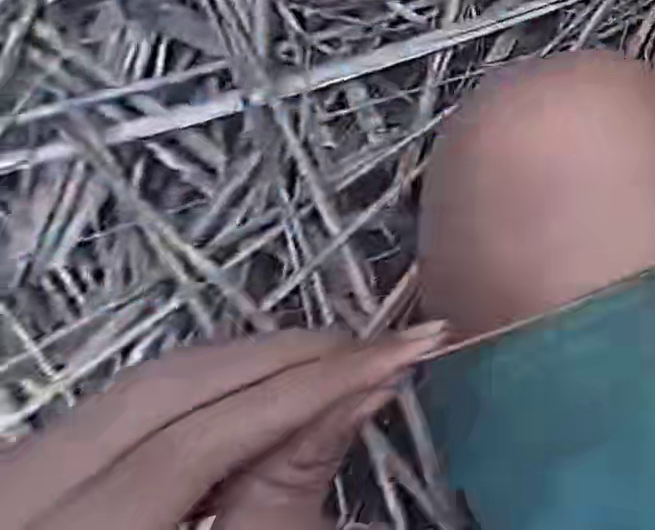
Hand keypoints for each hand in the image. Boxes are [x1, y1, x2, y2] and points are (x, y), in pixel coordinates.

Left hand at [1, 323, 447, 529]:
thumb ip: (290, 488)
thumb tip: (375, 389)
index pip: (206, 435)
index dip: (322, 381)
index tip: (416, 345)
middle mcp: (2, 508)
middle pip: (171, 388)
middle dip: (296, 355)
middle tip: (387, 346)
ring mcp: (2, 485)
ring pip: (149, 383)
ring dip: (262, 362)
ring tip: (343, 363)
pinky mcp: (25, 472)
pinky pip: (127, 402)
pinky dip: (216, 383)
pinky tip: (275, 390)